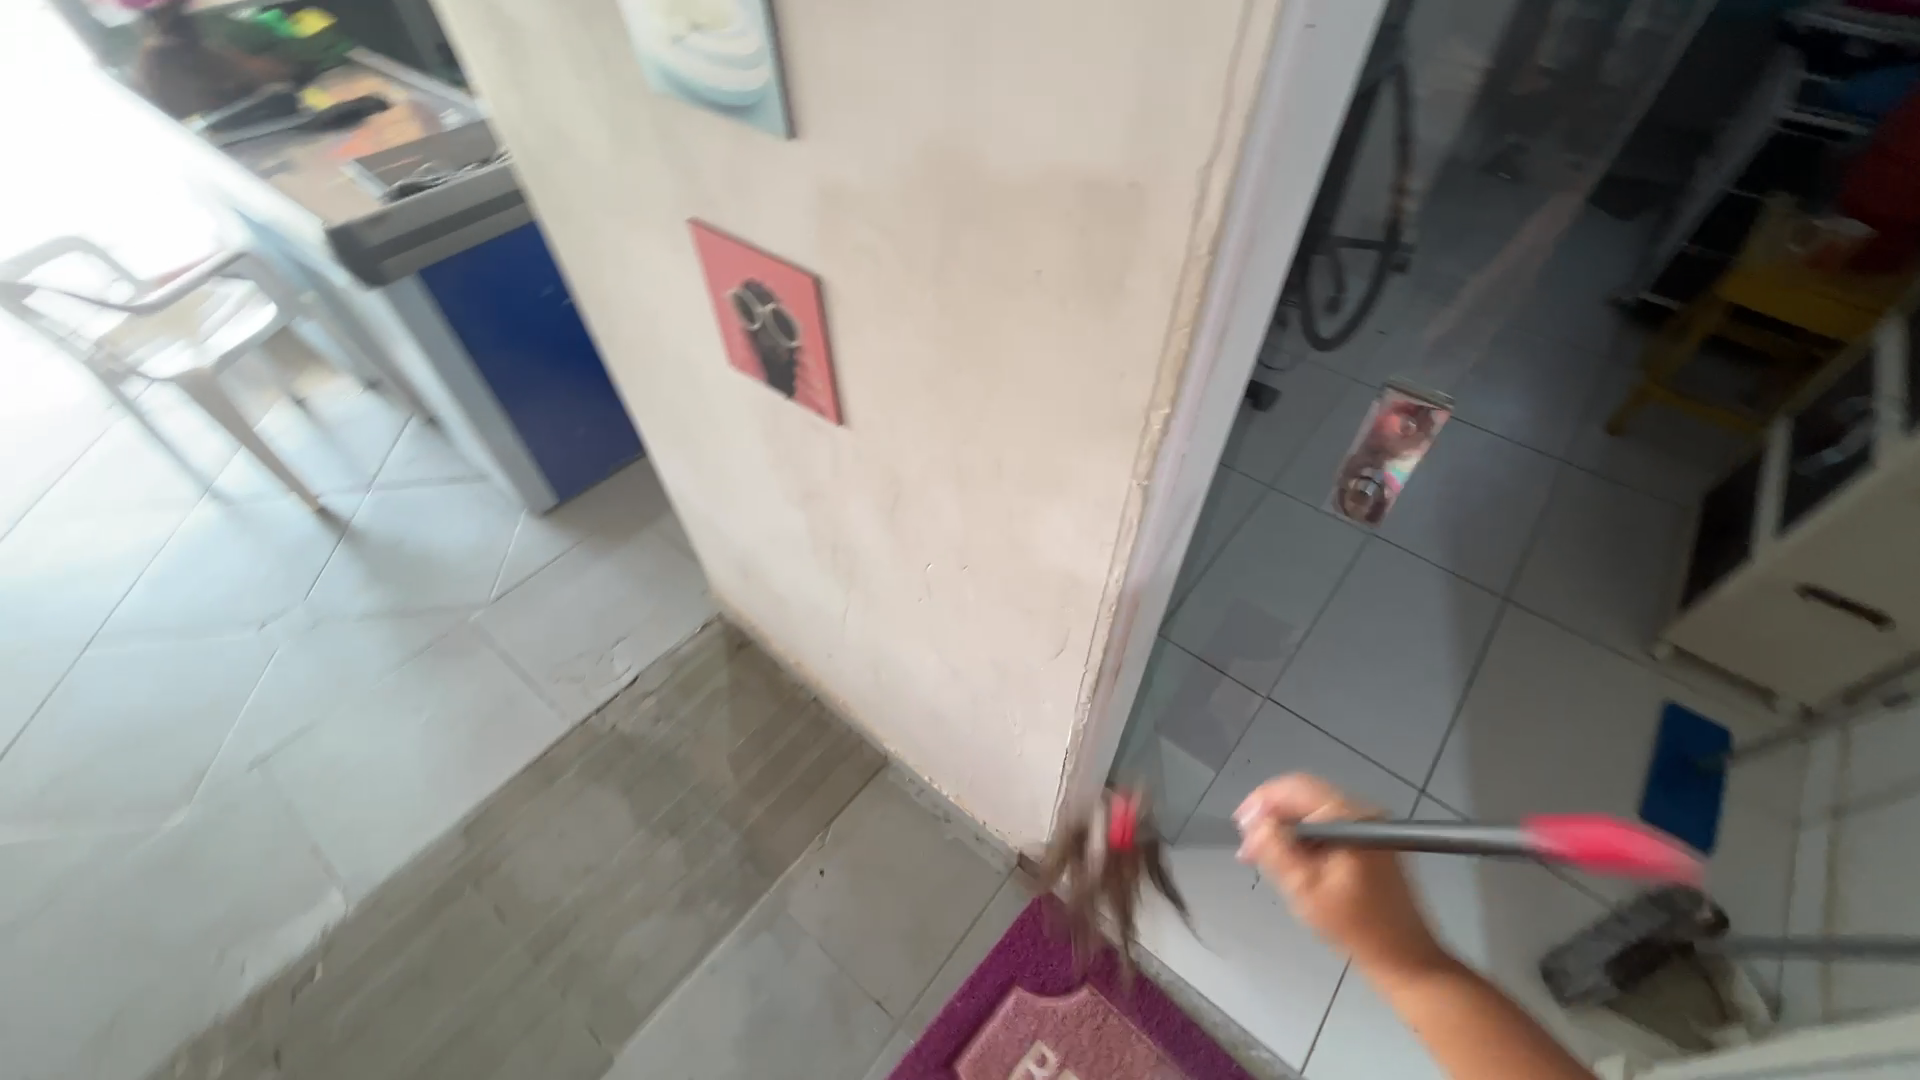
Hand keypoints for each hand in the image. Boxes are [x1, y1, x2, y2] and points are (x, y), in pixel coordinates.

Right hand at [1235, 773, 1448, 978]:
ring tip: (1264, 854)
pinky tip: (1291, 860)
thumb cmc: (1354, 926)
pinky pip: (1326, 824)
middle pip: (1303, 796)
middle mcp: (1362, 813)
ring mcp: (1369, 826)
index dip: (1261, 801)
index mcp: (1349, 818)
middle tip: (1250, 844)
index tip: (1241, 825)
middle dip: (1271, 816)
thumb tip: (1252, 821)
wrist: (1406, 960)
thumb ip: (1274, 847)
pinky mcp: (1370, 840)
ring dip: (1286, 827)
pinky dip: (1304, 837)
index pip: (1294, 787)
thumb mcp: (1304, 887)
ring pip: (1312, 810)